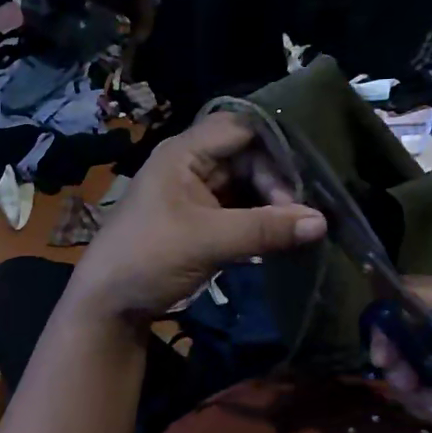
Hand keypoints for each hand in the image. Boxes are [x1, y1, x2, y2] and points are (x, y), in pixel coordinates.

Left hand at [67, 112, 325, 319]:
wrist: (109, 305)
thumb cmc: (148, 258)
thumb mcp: (207, 241)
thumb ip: (264, 229)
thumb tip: (322, 222)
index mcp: (184, 153)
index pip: (241, 127)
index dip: (277, 142)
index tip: (309, 169)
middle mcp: (194, 164)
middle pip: (250, 156)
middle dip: (278, 180)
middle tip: (300, 212)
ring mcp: (200, 193)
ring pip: (250, 184)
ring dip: (275, 203)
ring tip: (300, 225)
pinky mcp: (207, 220)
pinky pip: (245, 209)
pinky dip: (265, 221)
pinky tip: (286, 236)